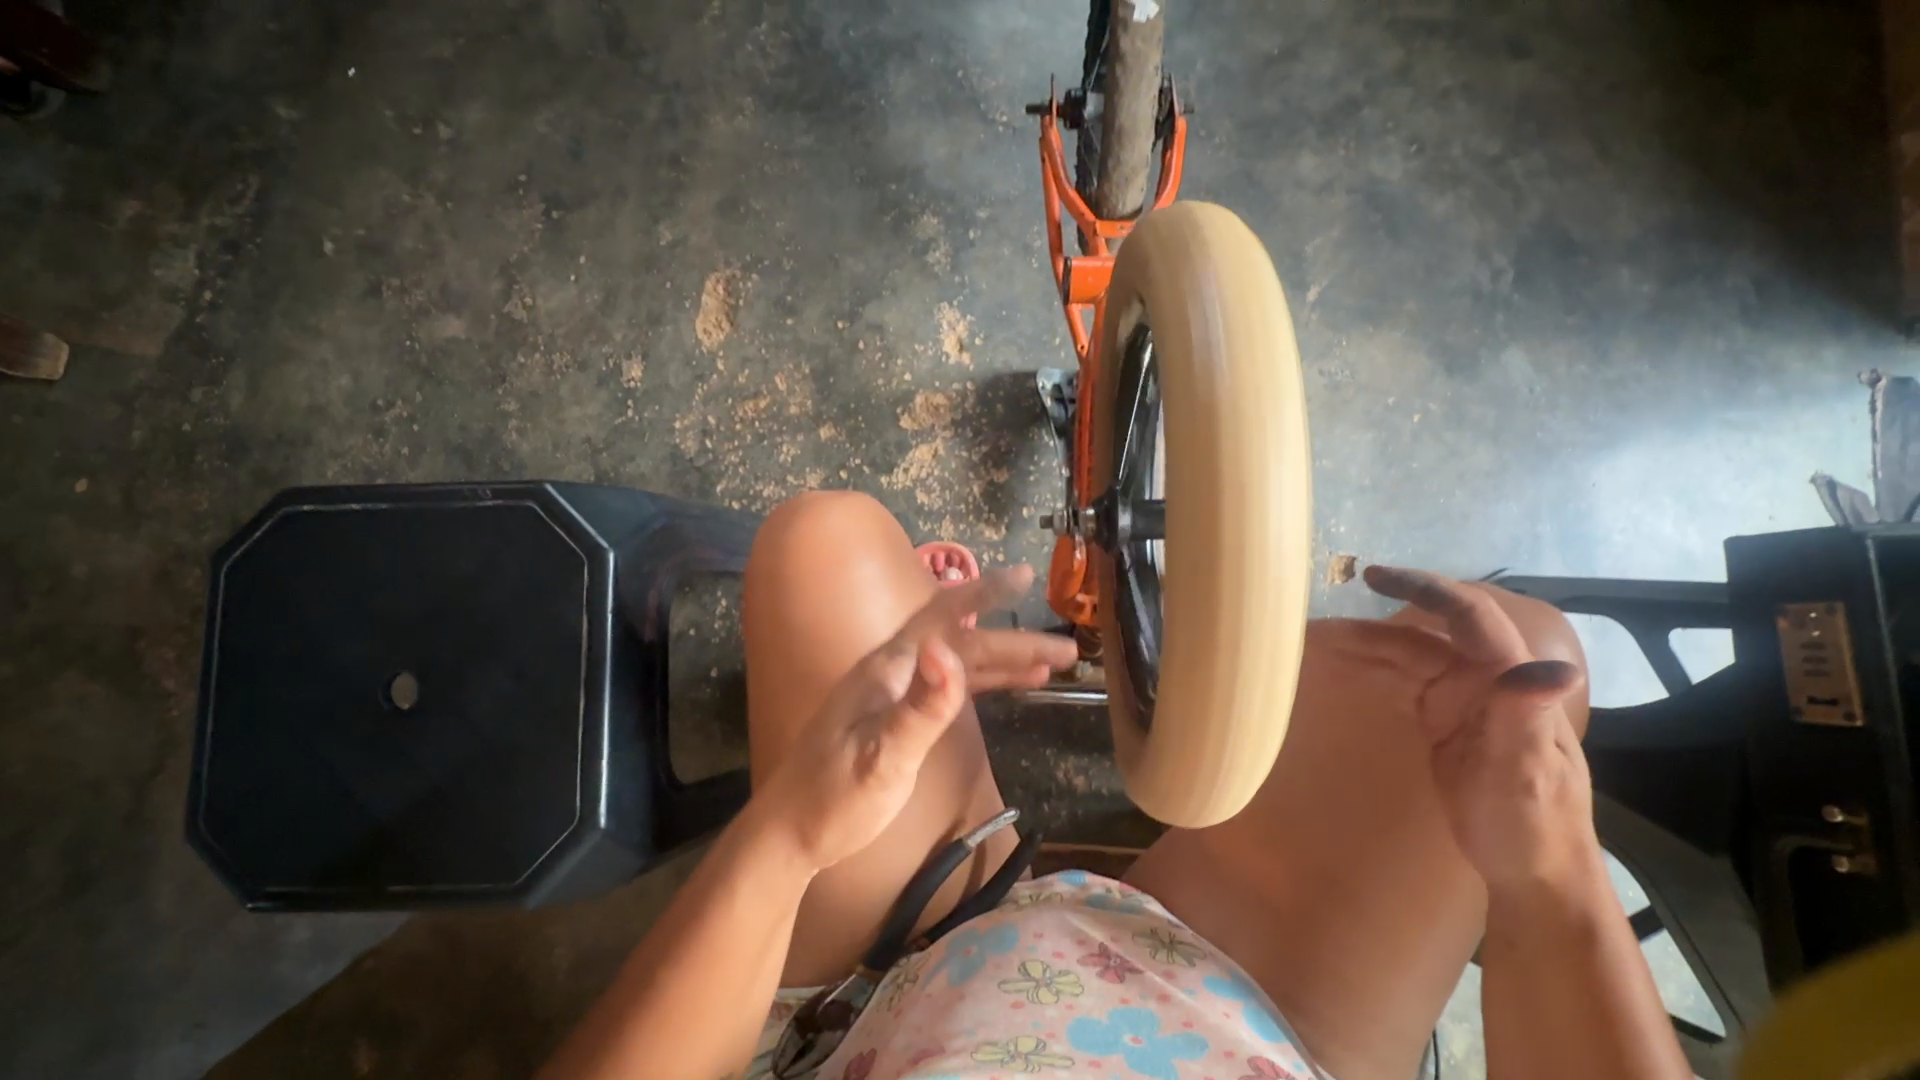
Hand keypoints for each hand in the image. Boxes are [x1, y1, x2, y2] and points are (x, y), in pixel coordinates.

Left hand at [753, 565, 1077, 872]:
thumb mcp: (882, 758)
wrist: (790, 835)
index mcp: (887, 669)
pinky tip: (1010, 688)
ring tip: (1053, 665)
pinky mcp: (898, 719)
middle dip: (1013, 642)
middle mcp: (893, 672)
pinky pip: (950, 690)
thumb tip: (950, 651)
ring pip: (959, 665)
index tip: (1023, 577)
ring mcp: (894, 695)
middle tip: (1066, 648)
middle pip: (961, 644)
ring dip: (1005, 663)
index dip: (982, 594)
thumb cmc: (833, 799)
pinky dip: (984, 685)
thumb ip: (920, 707)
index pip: (942, 618)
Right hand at [1323, 566, 1599, 895]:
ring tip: (1308, 645)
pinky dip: (1364, 672)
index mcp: (1507, 679)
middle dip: (1367, 627)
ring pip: (1404, 657)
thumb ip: (1526, 718)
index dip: (1423, 589)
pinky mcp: (1440, 719)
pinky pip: (1398, 682)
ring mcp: (1460, 698)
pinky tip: (1334, 670)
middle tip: (1310, 628)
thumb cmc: (1535, 824)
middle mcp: (1483, 678)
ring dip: (1359, 648)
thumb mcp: (1527, 773)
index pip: (1467, 616)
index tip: (1372, 576)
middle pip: (1419, 636)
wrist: (1534, 871)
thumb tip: (1556, 670)